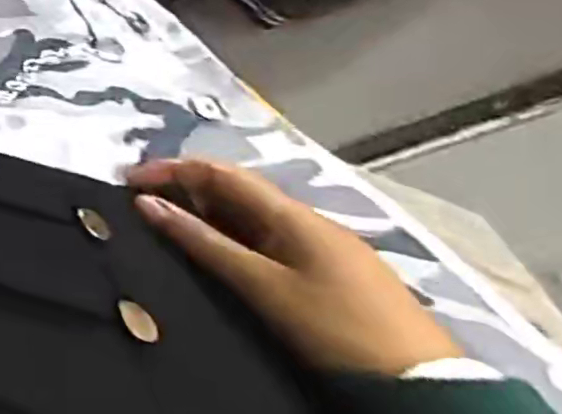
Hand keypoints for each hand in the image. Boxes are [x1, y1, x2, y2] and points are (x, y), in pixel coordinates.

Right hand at [128, 159, 460, 376]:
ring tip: (170, 228)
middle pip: (234, 189)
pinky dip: (232, 237)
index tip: (128, 181)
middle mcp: (306, 220)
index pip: (218, 172)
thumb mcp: (263, 287)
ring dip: (207, 215)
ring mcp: (323, 246)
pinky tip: (218, 254)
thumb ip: (203, 242)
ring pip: (250, 216)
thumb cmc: (338, 329)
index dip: (170, 170)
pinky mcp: (333, 273)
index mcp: (291, 213)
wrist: (433, 393)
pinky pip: (267, 239)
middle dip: (185, 190)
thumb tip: (146, 203)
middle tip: (144, 206)